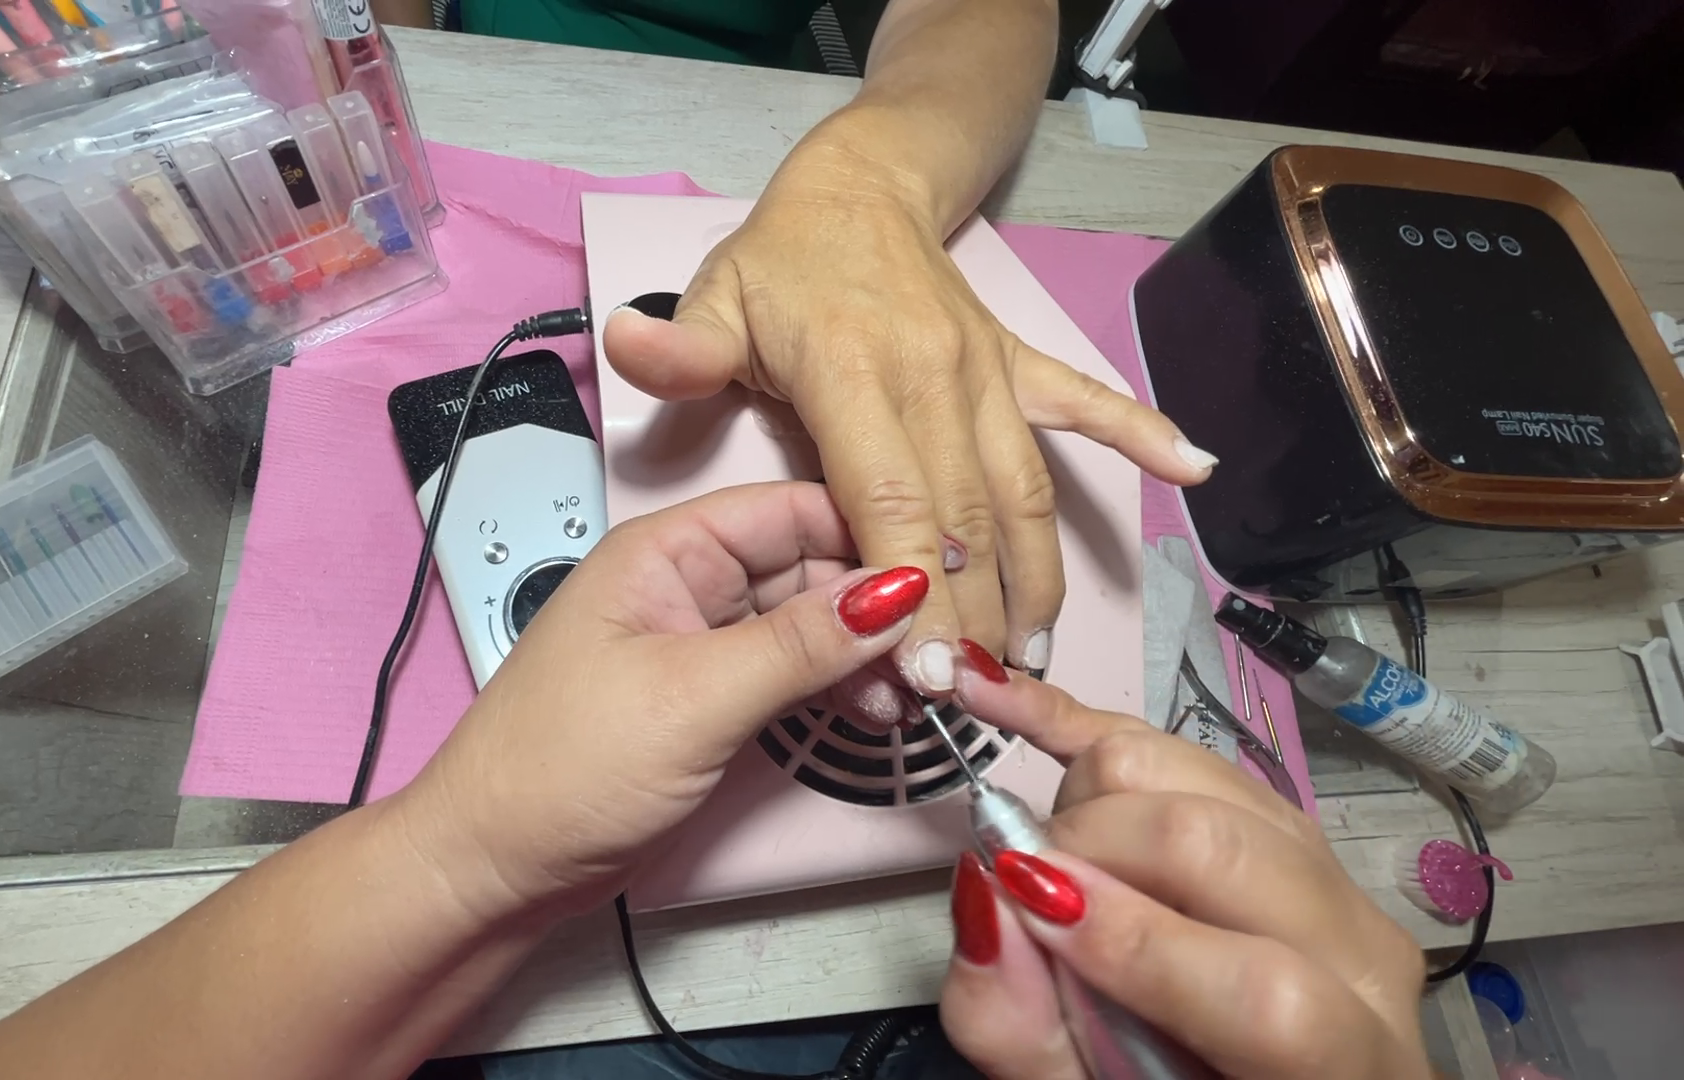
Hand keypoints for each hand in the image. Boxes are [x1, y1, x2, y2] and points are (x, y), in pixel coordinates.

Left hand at [402, 482, 927, 916]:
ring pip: (809, 621)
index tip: (940, 572)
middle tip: (938, 647)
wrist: (499, 864)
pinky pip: (794, 669)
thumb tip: (891, 594)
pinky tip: (870, 705)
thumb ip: (797, 644)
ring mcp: (705, 639)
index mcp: (667, 549)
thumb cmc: (558, 768)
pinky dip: (836, 684)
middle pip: (810, 565)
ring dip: (863, 650)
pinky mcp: (715, 691)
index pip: (792, 510)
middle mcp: (690, 581)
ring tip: (910, 687)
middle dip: (876, 604)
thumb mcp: (690, 696)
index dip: (870, 533)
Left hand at [602, 133, 1213, 708]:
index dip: (914, 592)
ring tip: (1033, 656)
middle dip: (972, 615)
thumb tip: (629, 348)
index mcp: (855, 374)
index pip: (892, 502)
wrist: (859, 191)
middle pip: (964, 519)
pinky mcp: (1015, 363)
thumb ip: (681, 347)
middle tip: (974, 699)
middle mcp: (936, 378)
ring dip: (1035, 577)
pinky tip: (1189, 470)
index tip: (928, 671)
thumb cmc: (780, 263)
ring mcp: (986, 371)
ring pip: (1022, 490)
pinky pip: (1080, 404)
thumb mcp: (716, 301)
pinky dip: (1135, 436)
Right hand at [937, 667, 1426, 1077]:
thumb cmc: (1163, 1079)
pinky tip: (990, 691)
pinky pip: (1144, 732)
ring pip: (1168, 764)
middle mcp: (1351, 942)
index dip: (1134, 944)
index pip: (1268, 992)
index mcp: (1345, 1060)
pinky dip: (1054, 711)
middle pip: (1207, 839)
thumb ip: (1023, 1033)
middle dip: (1082, 852)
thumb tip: (986, 900)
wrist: (1238, 1057)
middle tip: (1027, 892)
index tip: (1031, 910)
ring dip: (1076, 801)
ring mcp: (1306, 850)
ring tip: (1047, 854)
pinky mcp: (1241, 793)